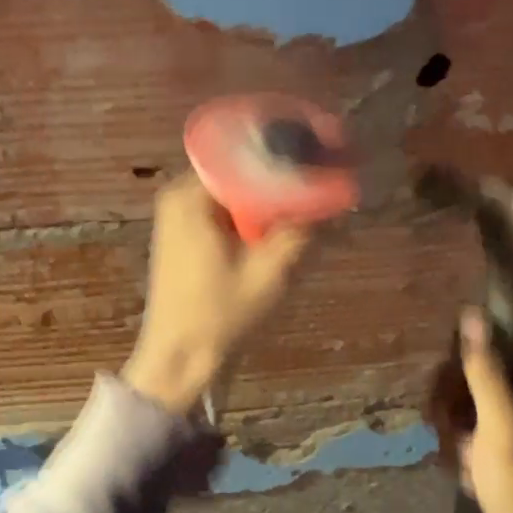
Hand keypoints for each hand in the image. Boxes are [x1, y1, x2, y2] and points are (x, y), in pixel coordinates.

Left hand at [120, 176, 311, 415]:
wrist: (177, 359)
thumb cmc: (219, 315)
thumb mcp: (270, 272)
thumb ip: (301, 230)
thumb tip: (334, 200)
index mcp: (191, 196)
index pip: (244, 154)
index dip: (284, 153)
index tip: (320, 154)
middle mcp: (179, 195)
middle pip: (239, 170)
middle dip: (280, 176)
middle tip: (321, 178)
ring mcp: (178, 215)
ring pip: (234, 191)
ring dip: (268, 197)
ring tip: (309, 201)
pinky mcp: (184, 235)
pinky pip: (224, 210)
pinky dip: (252, 216)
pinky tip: (281, 226)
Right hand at [455, 307, 512, 512]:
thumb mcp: (500, 427)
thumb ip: (485, 369)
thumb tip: (472, 312)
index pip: (505, 332)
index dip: (472, 347)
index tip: (452, 375)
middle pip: (480, 361)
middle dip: (455, 392)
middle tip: (446, 420)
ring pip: (470, 391)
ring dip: (454, 420)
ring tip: (457, 451)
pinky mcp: (508, 438)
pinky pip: (473, 420)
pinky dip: (463, 440)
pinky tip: (464, 465)